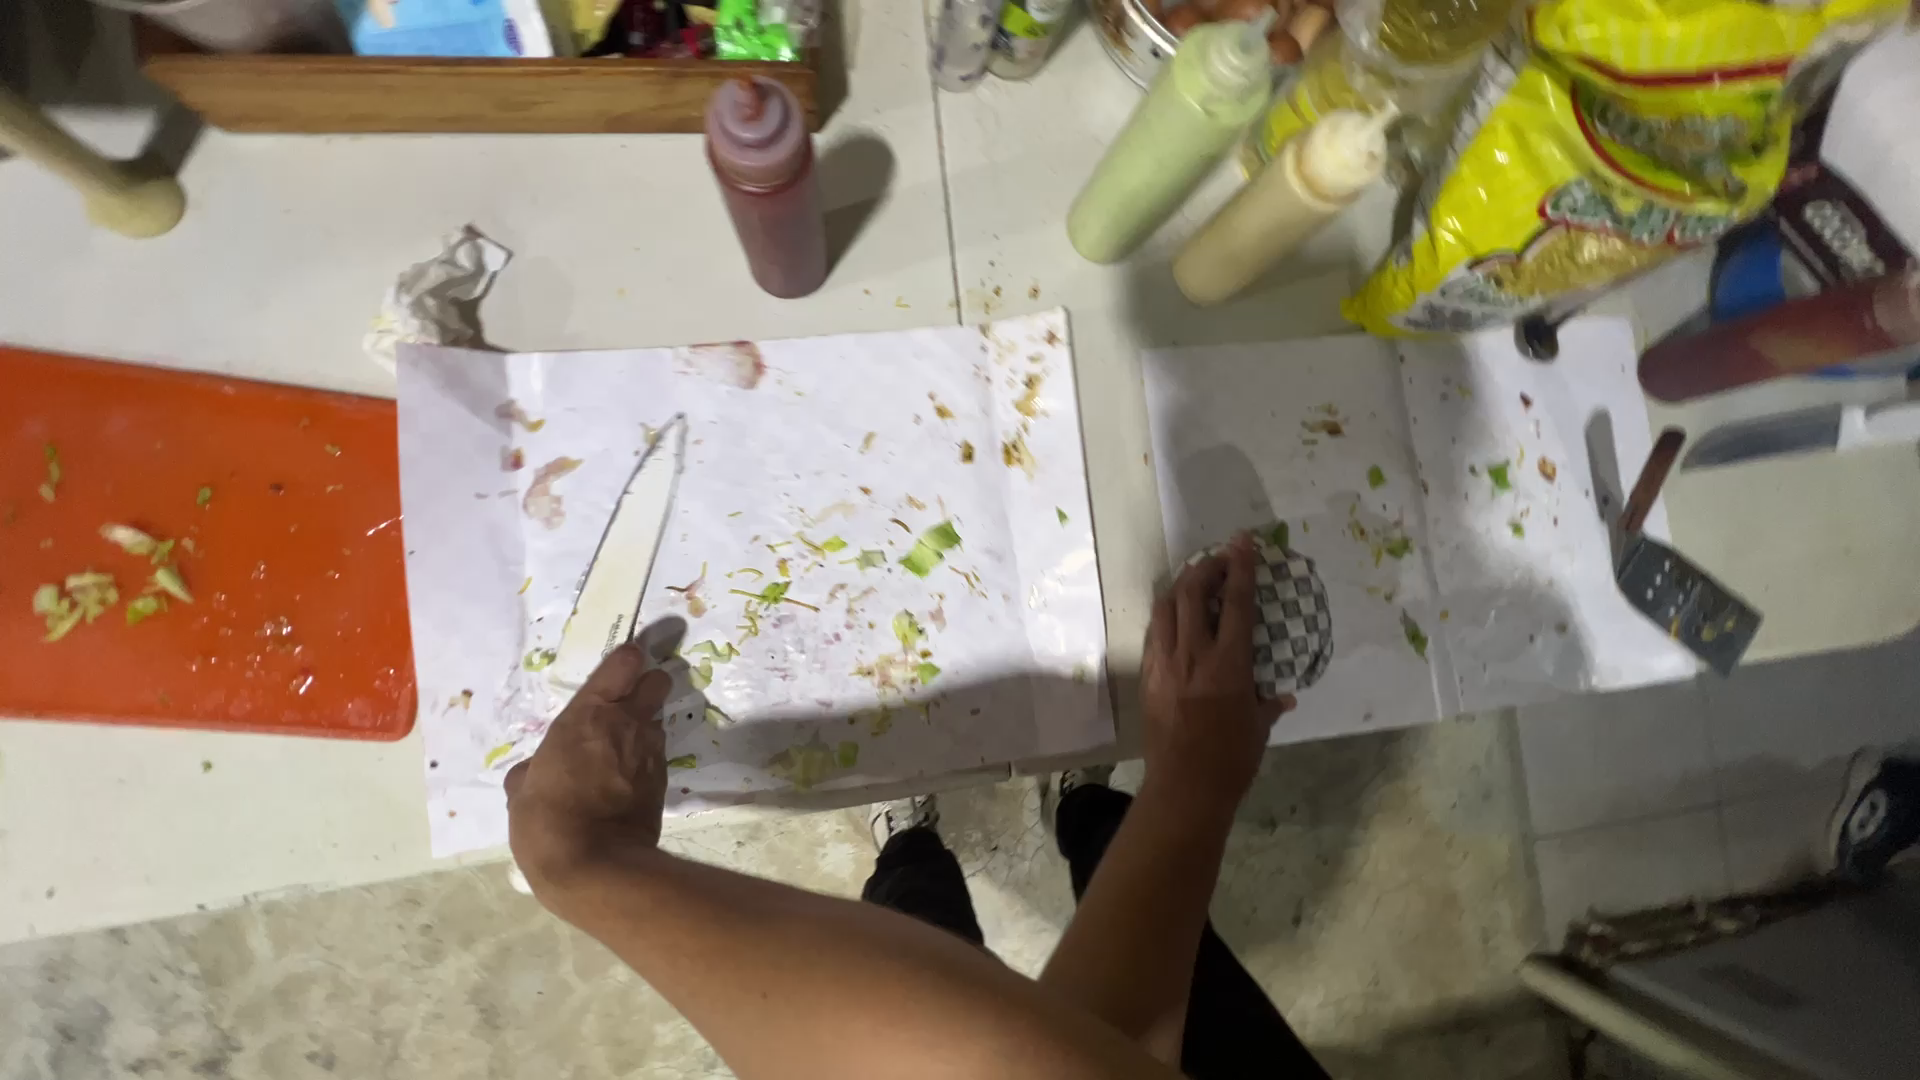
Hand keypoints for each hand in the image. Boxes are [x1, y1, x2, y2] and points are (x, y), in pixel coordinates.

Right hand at [505, 643, 673, 899]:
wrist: (595, 864)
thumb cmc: (547, 820)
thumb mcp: (523, 791)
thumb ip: (534, 768)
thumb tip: (537, 772)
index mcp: (589, 714)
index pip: (623, 664)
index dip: (626, 661)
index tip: (622, 664)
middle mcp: (627, 722)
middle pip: (657, 681)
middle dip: (647, 686)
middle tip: (627, 703)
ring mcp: (650, 748)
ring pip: (656, 719)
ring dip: (643, 727)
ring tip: (620, 750)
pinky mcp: (663, 776)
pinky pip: (655, 752)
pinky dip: (644, 758)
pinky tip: (626, 778)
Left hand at [1140, 533, 1292, 816]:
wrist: (1184, 786)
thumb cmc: (1232, 759)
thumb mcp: (1259, 728)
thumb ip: (1269, 703)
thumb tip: (1284, 695)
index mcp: (1228, 664)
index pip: (1236, 603)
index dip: (1240, 566)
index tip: (1243, 541)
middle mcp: (1192, 654)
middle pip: (1191, 592)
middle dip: (1206, 567)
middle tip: (1220, 560)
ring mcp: (1164, 662)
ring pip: (1165, 607)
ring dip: (1180, 586)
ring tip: (1195, 581)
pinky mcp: (1147, 675)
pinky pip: (1154, 633)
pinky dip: (1166, 616)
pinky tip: (1176, 619)